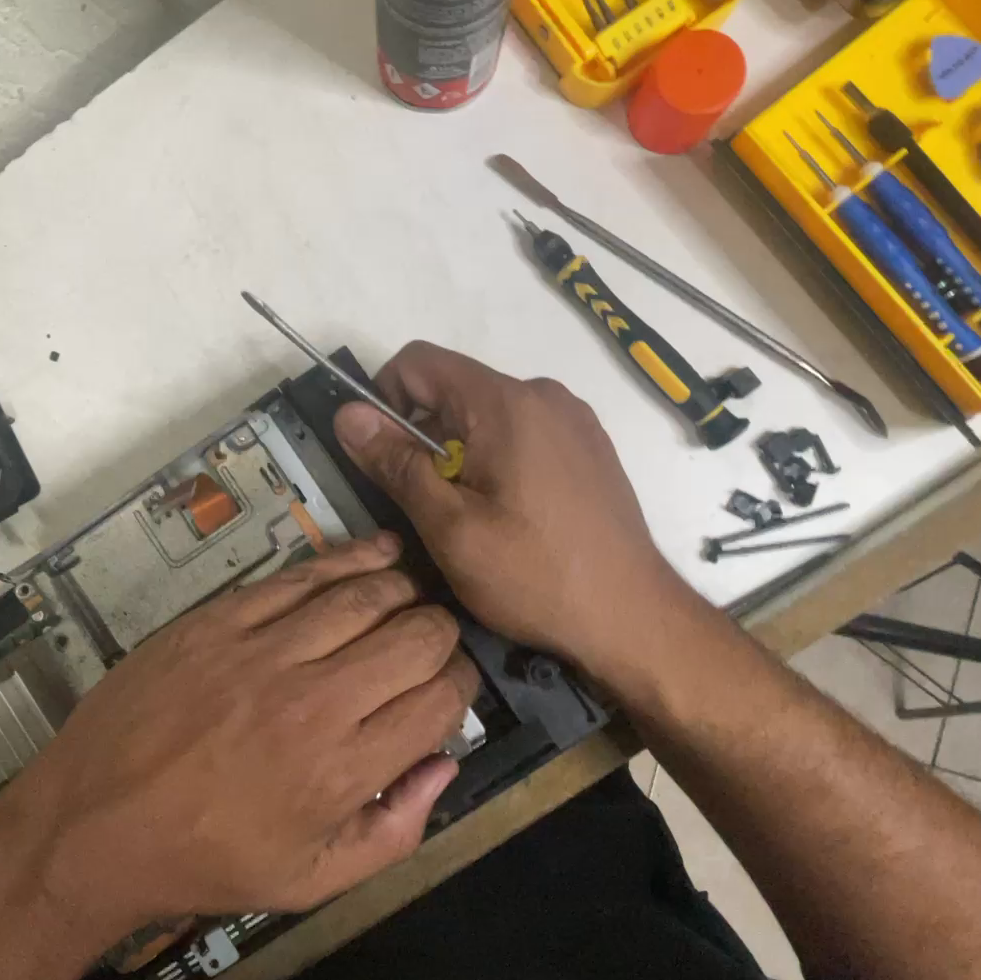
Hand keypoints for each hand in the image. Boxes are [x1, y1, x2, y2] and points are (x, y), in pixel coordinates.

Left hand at [0, 534, 477, 940]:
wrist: (94, 822)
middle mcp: (315, 700)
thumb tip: (444, 763)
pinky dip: (348, 558)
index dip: (460, 685)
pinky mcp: (221, 618)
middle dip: (440, 633)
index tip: (450, 685)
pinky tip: (375, 552)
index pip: (439, 700)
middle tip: (432, 639)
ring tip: (409, 594)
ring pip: (365, 595)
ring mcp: (263, 651)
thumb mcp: (311, 880)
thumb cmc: (207, 859)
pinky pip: (300, 576)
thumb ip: (394, 831)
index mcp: (342, 769)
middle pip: (416, 638)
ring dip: (403, 590)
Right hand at [332, 342, 697, 683]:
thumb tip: (348, 414)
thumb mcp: (449, 527)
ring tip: (471, 519)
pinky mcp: (589, 448)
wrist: (632, 617)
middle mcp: (544, 395)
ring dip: (459, 455)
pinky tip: (510, 517)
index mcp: (507, 403)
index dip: (384, 398)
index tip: (381, 456)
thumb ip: (396, 464)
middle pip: (454, 391)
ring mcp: (573, 420)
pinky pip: (523, 435)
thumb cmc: (534, 575)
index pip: (419, 361)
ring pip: (487, 416)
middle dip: (424, 438)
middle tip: (427, 506)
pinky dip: (497, 461)